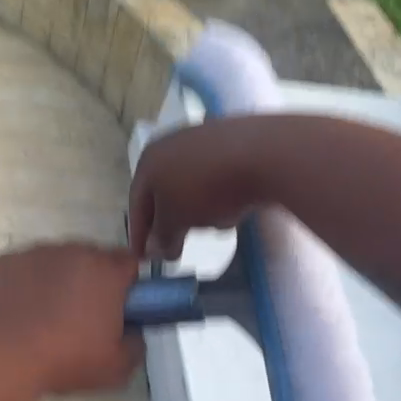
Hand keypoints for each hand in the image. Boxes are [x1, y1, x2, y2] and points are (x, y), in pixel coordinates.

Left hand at [0, 243, 143, 395]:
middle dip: (92, 280)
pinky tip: (18, 311)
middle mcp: (72, 251)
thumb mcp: (116, 368)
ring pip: (56, 261)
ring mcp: (35, 253)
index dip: (127, 284)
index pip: (129, 263)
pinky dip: (26, 283)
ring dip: (57, 279)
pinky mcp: (4, 261)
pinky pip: (24, 268)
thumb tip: (132, 331)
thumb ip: (135, 344)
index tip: (119, 306)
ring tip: (44, 315)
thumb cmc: (64, 360)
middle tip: (82, 316)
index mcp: (105, 272)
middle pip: (91, 258)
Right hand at [128, 118, 268, 259]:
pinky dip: (218, 196)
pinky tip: (233, 210)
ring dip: (196, 209)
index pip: (136, 203)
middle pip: (164, 192)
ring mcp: (204, 139)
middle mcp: (171, 144)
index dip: (138, 235)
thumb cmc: (205, 189)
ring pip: (191, 184)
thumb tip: (154, 249)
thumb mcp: (176, 220)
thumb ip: (161, 237)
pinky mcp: (234, 141)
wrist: (264, 155)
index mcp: (150, 160)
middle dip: (169, 222)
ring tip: (211, 228)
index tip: (142, 260)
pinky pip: (217, 177)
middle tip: (174, 250)